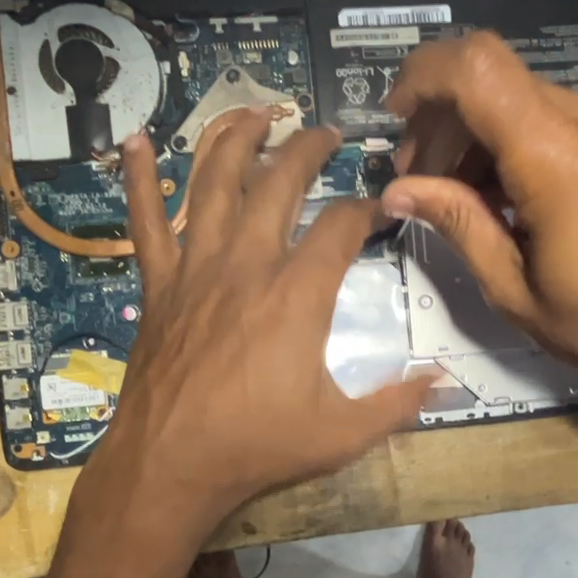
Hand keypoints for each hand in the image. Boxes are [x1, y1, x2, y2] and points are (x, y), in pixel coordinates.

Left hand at [77, 109, 432, 534]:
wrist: (170, 465)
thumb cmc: (258, 447)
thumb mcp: (342, 433)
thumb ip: (397, 403)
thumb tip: (445, 380)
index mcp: (298, 294)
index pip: (341, 225)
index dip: (364, 208)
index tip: (377, 208)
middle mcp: (248, 263)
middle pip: (280, 183)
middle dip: (308, 149)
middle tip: (326, 133)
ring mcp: (196, 269)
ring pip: (214, 183)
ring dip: (235, 139)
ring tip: (256, 112)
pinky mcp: (159, 285)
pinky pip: (145, 221)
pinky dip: (138, 180)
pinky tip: (131, 143)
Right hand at [380, 32, 577, 412]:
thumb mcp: (512, 288)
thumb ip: (456, 224)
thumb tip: (395, 191)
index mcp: (559, 159)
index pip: (477, 69)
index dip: (423, 76)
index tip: (395, 120)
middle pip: (491, 79)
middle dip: (441, 120)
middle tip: (417, 180)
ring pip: (517, 95)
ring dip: (473, 134)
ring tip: (455, 195)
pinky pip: (549, 115)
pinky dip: (509, 141)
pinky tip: (499, 193)